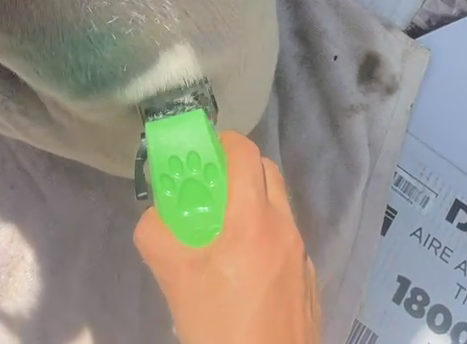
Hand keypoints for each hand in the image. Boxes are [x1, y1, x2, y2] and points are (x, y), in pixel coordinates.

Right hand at [136, 132, 321, 343]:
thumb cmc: (217, 323)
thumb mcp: (171, 274)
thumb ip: (155, 231)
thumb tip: (155, 215)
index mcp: (252, 217)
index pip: (245, 153)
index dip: (223, 142)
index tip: (203, 154)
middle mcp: (284, 228)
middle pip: (268, 172)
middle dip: (240, 169)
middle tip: (211, 189)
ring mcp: (303, 258)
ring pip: (280, 209)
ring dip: (254, 205)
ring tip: (225, 236)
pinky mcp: (312, 286)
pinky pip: (288, 243)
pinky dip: (267, 240)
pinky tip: (246, 276)